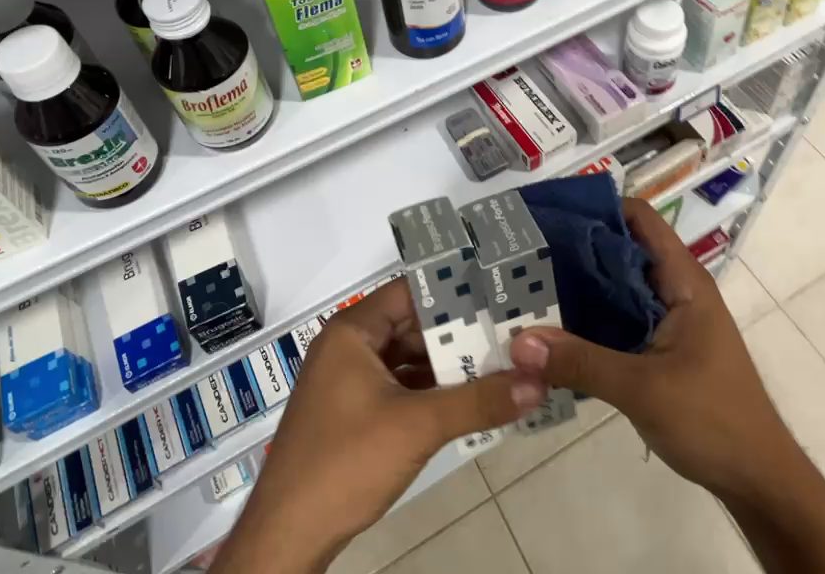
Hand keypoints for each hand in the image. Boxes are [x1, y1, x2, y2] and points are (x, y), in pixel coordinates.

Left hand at [212, 279, 545, 573]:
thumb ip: (478, 401)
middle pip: (411, 325)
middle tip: (512, 331)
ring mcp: (348, 382)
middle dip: (459, 332)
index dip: (454, 291)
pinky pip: (399, 388)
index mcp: (352, 332)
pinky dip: (431, 391)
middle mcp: (348, 348)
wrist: (287, 533)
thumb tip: (536, 382)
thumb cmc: (347, 461)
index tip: (500, 293)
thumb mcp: (419, 426)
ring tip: (502, 362)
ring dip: (448, 365)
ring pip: (407, 359)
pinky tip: (470, 399)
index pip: (410, 292)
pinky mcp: (353, 413)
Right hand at [507, 199, 797, 507]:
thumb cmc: (713, 421)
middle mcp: (675, 291)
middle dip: (574, 248)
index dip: (596, 207)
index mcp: (683, 281)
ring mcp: (669, 321)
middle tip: (520, 253)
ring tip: (524, 287)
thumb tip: (516, 342)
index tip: (547, 213)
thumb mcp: (642, 389)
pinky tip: (549, 332)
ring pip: (616, 289)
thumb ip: (580, 362)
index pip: (639, 218)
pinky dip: (586, 320)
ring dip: (576, 287)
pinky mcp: (660, 350)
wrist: (758, 479)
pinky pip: (617, 321)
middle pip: (621, 250)